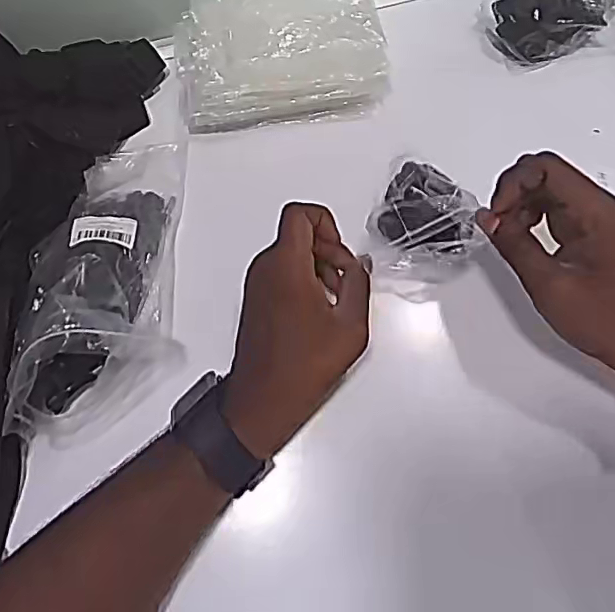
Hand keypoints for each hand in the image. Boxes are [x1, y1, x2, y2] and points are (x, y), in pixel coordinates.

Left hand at [222, 203, 370, 458]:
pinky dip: (303, 280)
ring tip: (335, 301)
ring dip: (318, 268)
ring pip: (290, 253)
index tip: (340, 250)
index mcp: (285, 265)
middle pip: (297, 233)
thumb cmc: (298, 369)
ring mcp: (257, 282)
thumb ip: (358, 284)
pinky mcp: (255, 296)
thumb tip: (359, 264)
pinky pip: (281, 271)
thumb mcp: (350, 326)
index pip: (300, 214)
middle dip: (328, 251)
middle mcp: (265, 267)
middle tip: (345, 279)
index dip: (326, 223)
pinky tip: (319, 312)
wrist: (262, 400)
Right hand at [476, 152, 614, 407]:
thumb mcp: (550, 285)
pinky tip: (522, 239)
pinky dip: (529, 216)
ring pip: (546, 187)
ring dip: (519, 204)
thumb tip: (488, 219)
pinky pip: (552, 207)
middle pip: (544, 172)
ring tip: (508, 234)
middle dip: (513, 192)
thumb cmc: (614, 322)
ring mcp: (597, 219)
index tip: (498, 211)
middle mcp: (600, 209)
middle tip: (498, 221)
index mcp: (597, 213)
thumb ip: (514, 245)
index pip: (546, 167)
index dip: (512, 183)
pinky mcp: (591, 231)